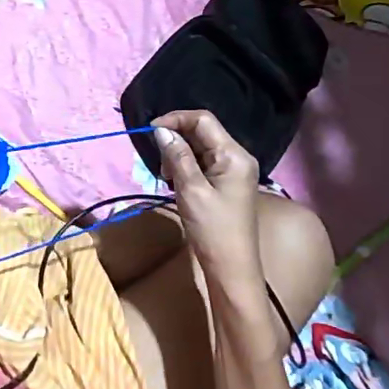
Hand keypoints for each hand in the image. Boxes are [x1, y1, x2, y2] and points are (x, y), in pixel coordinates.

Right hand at [151, 110, 261, 290]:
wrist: (231, 268)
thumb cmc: (212, 229)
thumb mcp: (191, 190)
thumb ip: (178, 157)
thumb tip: (162, 131)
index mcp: (234, 155)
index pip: (203, 120)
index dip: (176, 119)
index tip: (150, 130)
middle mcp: (238, 157)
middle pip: (203, 132)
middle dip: (177, 139)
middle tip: (159, 161)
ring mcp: (234, 171)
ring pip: (201, 147)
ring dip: (180, 154)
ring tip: (167, 176)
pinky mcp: (227, 183)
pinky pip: (204, 163)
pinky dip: (187, 166)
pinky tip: (176, 182)